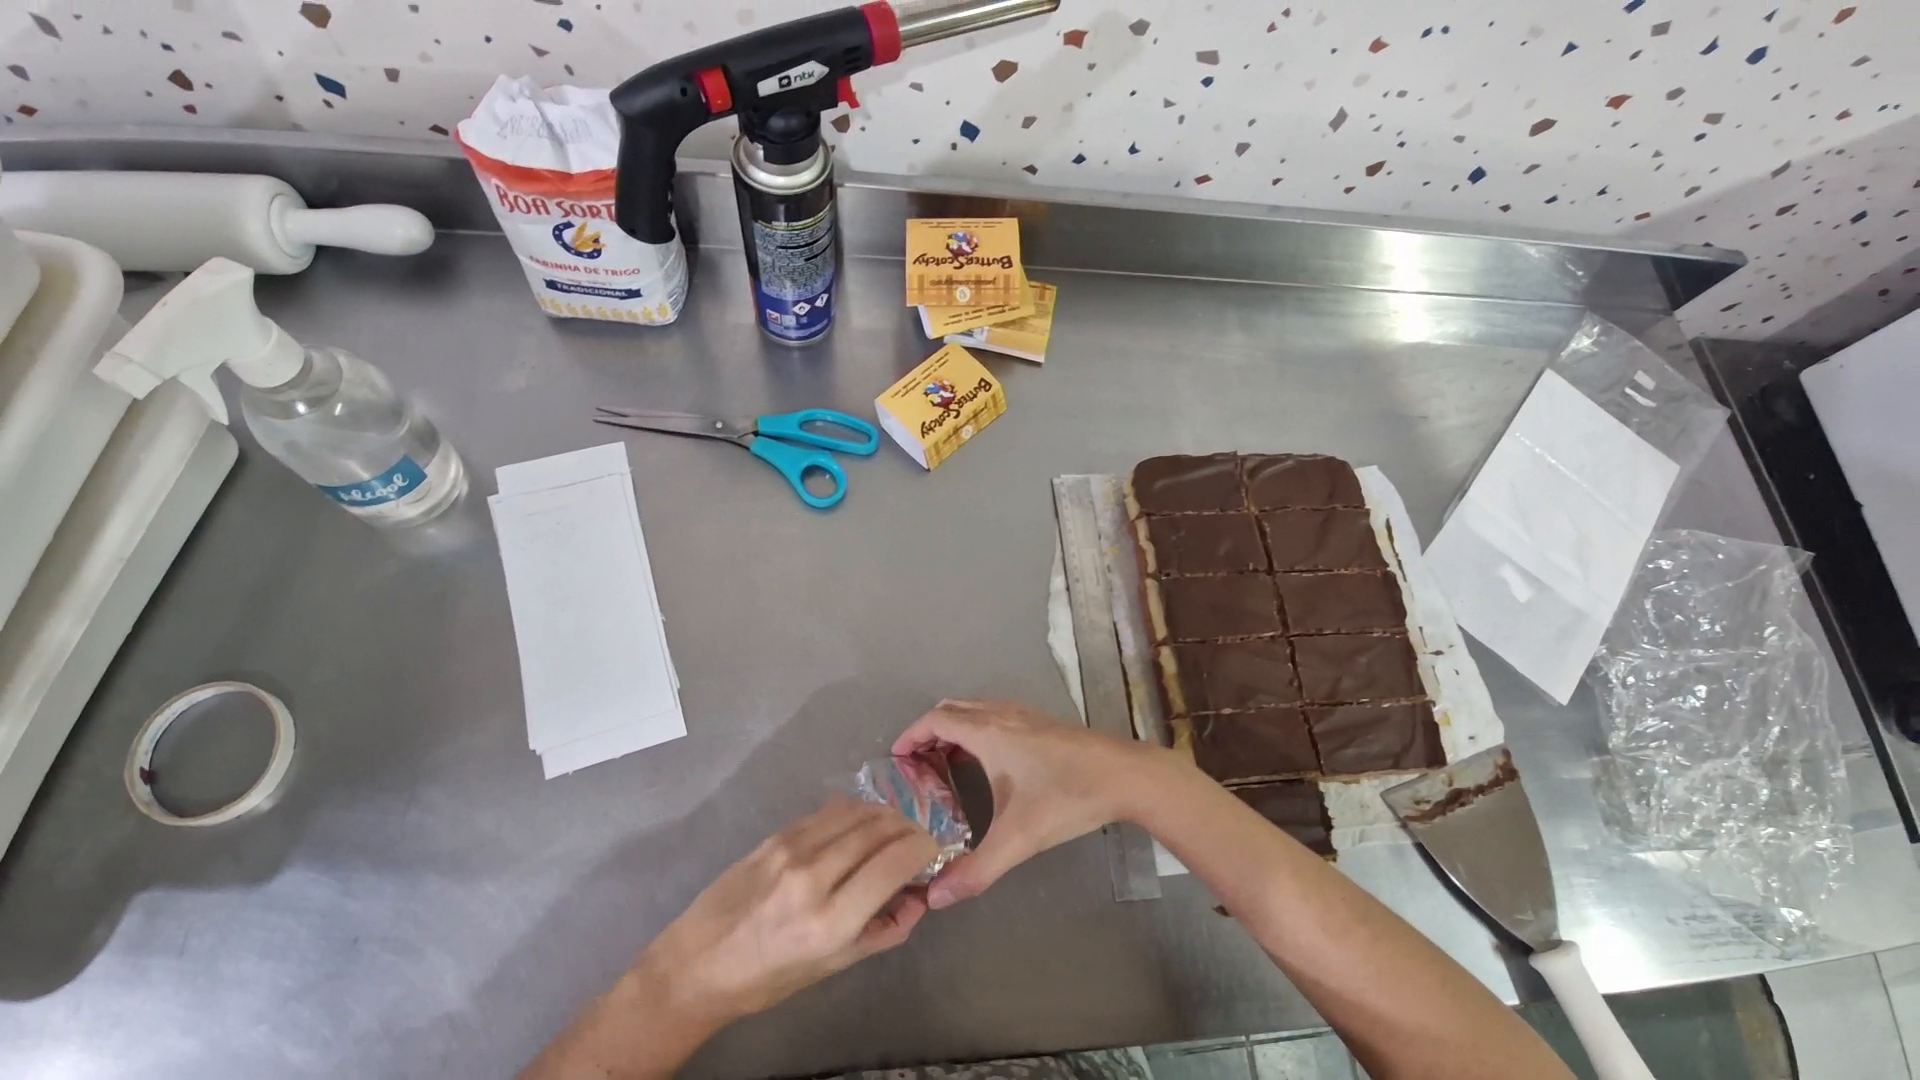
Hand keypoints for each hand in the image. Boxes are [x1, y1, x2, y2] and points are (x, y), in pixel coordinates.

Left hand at [634, 798, 938, 1027]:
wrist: (698, 964)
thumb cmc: (767, 978)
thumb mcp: (833, 967)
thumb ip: (883, 930)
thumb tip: (919, 897)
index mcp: (831, 921)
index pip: (896, 862)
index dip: (924, 849)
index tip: (933, 852)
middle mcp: (813, 877)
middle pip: (880, 829)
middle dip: (909, 828)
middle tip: (917, 840)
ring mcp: (791, 850)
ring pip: (857, 812)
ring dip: (885, 815)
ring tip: (893, 830)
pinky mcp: (775, 836)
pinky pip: (829, 812)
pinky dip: (854, 813)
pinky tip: (859, 826)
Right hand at [892, 698, 1169, 908]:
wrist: (1128, 776)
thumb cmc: (1068, 798)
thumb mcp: (1020, 839)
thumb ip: (977, 869)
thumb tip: (936, 897)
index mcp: (989, 732)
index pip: (937, 720)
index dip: (912, 735)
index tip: (896, 758)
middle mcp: (1003, 715)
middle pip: (953, 709)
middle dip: (929, 732)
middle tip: (916, 765)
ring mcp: (1026, 715)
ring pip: (977, 710)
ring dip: (955, 730)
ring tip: (945, 765)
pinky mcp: (1044, 723)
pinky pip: (996, 716)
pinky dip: (978, 730)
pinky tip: (989, 764)